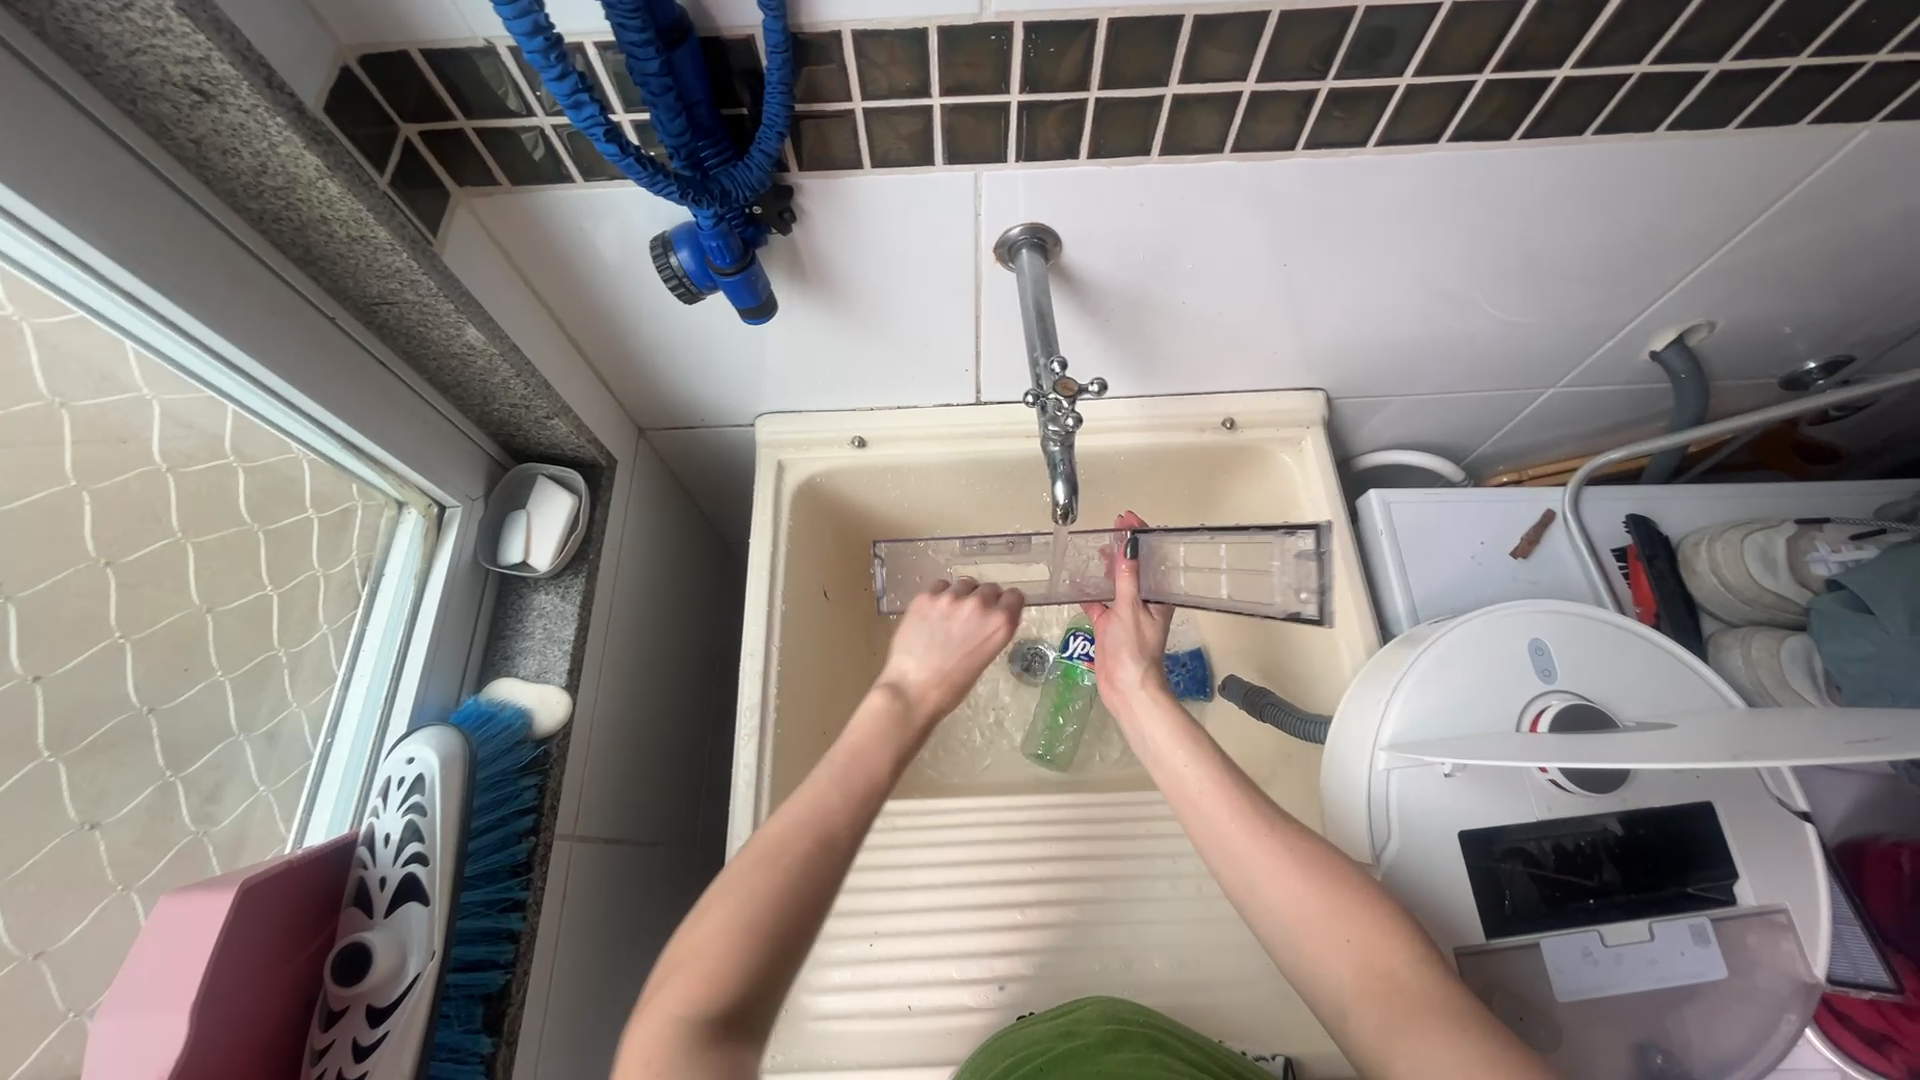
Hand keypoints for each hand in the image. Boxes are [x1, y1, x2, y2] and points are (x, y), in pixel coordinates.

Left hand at [875, 578, 1024, 727]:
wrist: (912, 690)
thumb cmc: (952, 686)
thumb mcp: (985, 659)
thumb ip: (991, 632)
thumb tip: (988, 619)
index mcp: (1000, 624)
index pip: (1014, 596)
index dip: (1007, 603)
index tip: (1000, 609)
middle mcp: (980, 604)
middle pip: (989, 588)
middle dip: (984, 600)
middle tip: (972, 617)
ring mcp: (951, 598)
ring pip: (964, 584)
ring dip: (962, 595)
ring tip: (950, 614)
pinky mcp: (926, 596)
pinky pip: (940, 586)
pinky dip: (939, 596)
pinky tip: (932, 613)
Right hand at [1081, 511, 1174, 717]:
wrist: (1127, 688)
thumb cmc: (1135, 649)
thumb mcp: (1130, 608)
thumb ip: (1127, 577)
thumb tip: (1128, 545)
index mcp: (1156, 597)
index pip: (1150, 559)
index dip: (1140, 538)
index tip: (1127, 519)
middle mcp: (1142, 603)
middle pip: (1132, 570)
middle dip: (1122, 549)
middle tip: (1109, 529)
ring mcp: (1124, 615)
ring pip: (1114, 585)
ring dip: (1104, 569)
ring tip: (1092, 550)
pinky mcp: (1108, 627)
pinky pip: (1097, 605)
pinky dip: (1088, 594)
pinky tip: (1075, 583)